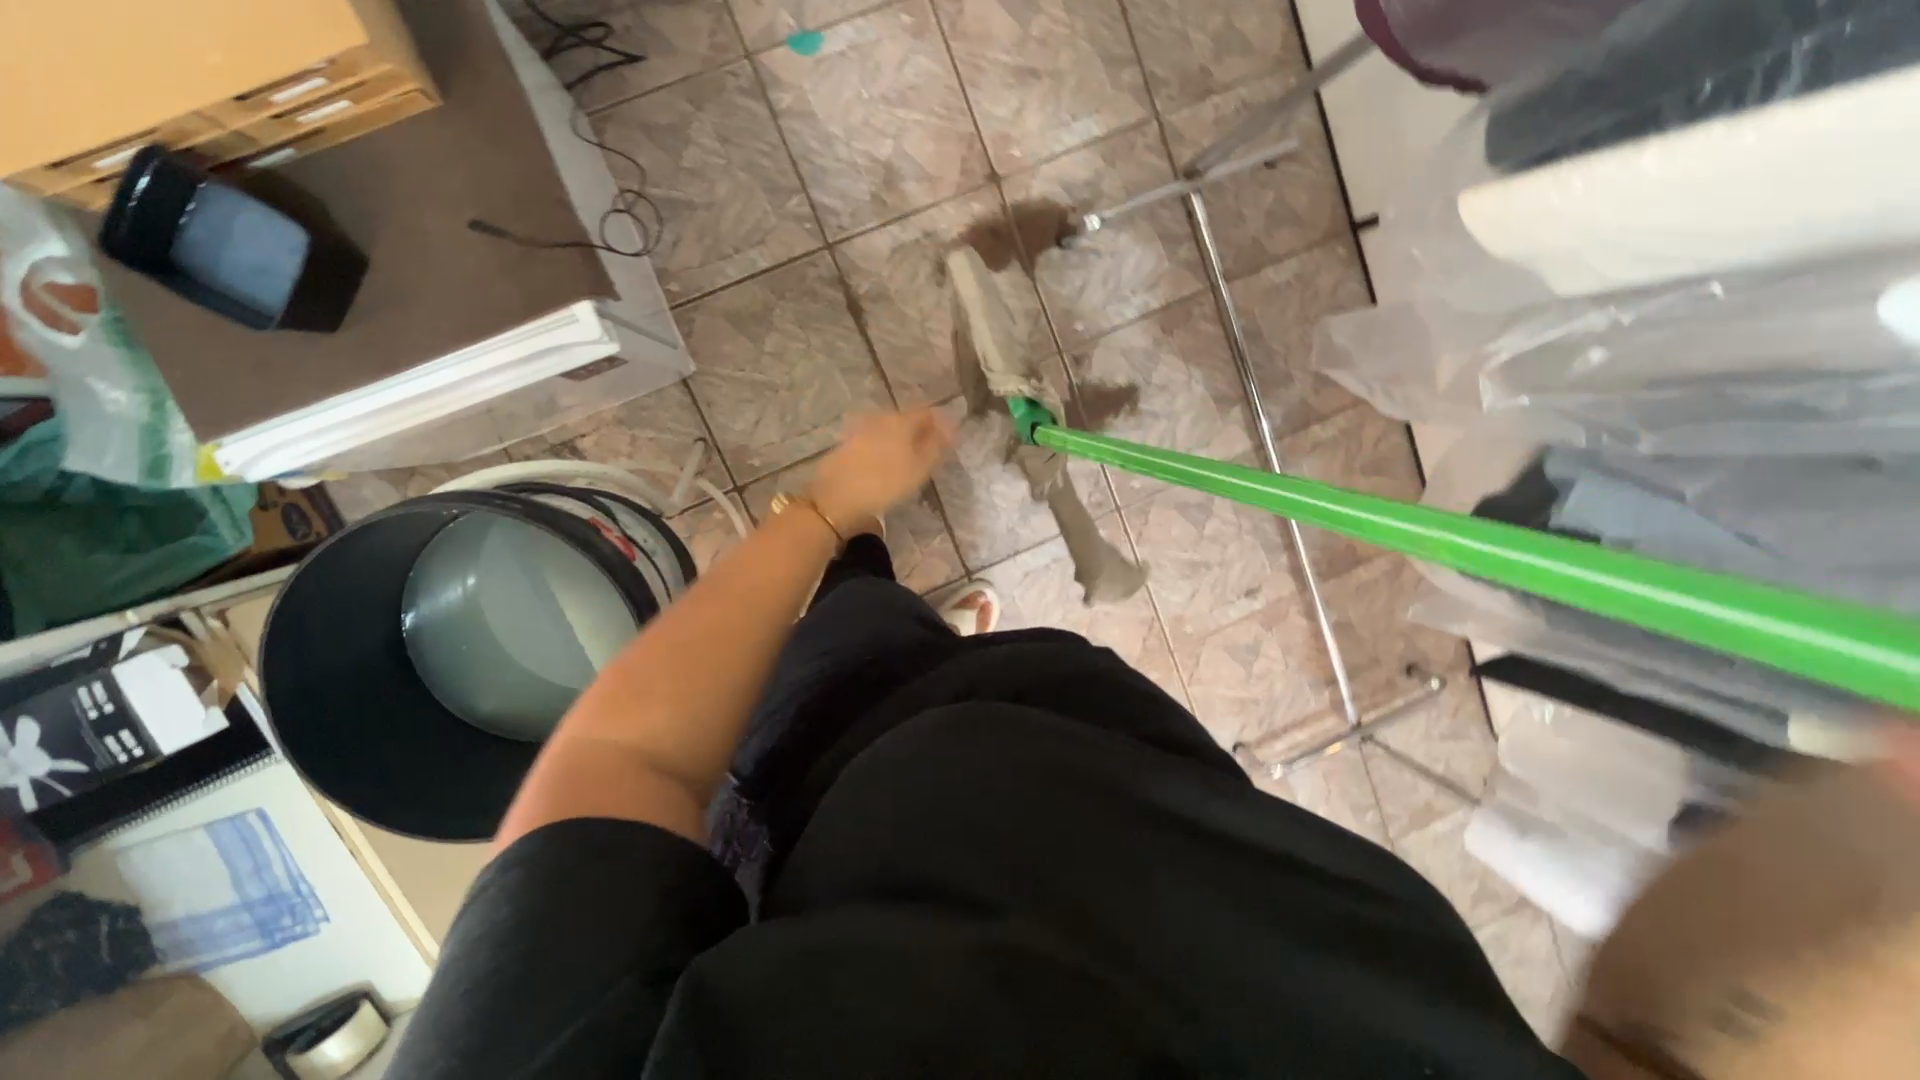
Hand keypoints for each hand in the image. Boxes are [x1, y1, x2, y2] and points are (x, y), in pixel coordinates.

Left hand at [809, 408, 954, 531]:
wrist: (836, 497)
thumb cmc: (885, 483)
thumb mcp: (919, 468)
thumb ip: (936, 446)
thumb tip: (950, 429)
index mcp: (901, 420)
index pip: (927, 412)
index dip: (940, 423)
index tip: (949, 439)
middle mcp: (880, 418)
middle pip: (905, 418)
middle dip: (920, 430)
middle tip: (930, 449)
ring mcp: (860, 430)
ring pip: (888, 429)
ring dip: (900, 439)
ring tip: (908, 459)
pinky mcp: (846, 444)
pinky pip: (873, 440)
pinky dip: (884, 447)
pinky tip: (885, 463)